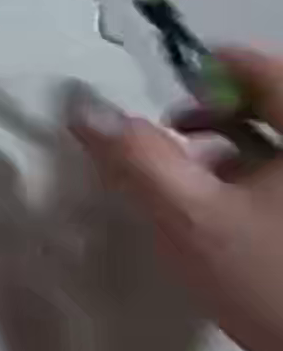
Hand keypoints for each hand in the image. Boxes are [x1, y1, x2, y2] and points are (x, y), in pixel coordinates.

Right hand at [72, 46, 282, 350]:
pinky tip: (248, 214)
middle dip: (219, 119)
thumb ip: (133, 155)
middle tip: (174, 149)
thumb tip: (86, 109)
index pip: (263, 69)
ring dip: (242, 150)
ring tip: (205, 188)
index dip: (205, 79)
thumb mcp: (185, 216)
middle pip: (278, 101)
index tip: (164, 112)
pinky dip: (267, 178)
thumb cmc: (274, 282)